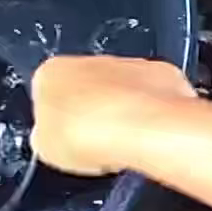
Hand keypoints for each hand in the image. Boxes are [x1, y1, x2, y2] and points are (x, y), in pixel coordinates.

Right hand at [31, 55, 197, 174]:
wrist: (141, 129)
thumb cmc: (92, 135)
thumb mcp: (47, 150)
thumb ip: (48, 137)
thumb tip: (54, 139)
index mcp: (51, 72)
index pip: (49, 97)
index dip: (61, 125)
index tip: (70, 144)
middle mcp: (92, 61)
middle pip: (89, 90)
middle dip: (96, 117)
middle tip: (100, 147)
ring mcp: (130, 65)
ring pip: (125, 91)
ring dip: (127, 115)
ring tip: (129, 146)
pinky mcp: (164, 74)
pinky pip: (156, 96)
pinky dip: (156, 114)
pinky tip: (153, 136)